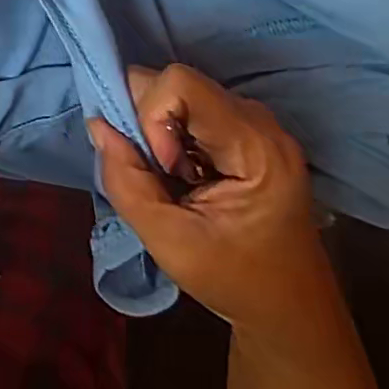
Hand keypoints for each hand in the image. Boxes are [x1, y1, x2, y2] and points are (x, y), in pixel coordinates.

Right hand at [87, 64, 331, 331]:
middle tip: (160, 172)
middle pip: (177, 81)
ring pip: (178, 90)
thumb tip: (98, 123)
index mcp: (255, 148)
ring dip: (158, 127)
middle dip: (149, 121)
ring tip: (174, 175)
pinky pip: (189, 103)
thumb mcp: (168, 243)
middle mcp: (260, 121)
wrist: (290, 307)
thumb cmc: (235, 279)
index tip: (162, 165)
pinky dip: (170, 129)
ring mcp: (256, 121)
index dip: (153, 114)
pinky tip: (184, 170)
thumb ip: (125, 180)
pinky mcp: (246, 126)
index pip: (181, 83)